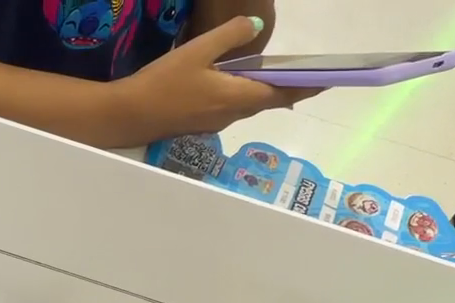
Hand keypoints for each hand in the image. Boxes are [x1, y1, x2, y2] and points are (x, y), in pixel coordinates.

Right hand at [123, 16, 320, 137]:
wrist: (124, 117)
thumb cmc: (161, 84)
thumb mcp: (197, 50)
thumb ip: (229, 35)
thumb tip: (254, 26)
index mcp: (236, 98)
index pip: (282, 93)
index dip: (307, 87)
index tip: (330, 80)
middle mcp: (229, 115)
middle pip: (267, 102)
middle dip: (288, 89)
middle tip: (307, 75)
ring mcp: (211, 123)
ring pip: (247, 106)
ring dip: (263, 93)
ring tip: (275, 76)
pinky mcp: (196, 124)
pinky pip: (229, 110)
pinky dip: (242, 97)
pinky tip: (237, 84)